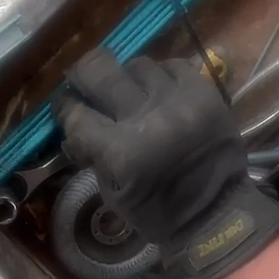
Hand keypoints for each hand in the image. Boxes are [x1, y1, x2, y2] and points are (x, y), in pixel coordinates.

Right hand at [55, 49, 278, 278]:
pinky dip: (159, 77)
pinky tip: (157, 91)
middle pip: (100, 71)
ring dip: (125, 77)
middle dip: (83, 74)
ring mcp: (177, 100)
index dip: (64, 108)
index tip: (63, 105)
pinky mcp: (203, 91)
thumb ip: (94, 157)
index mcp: (120, 153)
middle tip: (81, 79)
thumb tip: (73, 130)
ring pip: (137, 65)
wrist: (216, 213)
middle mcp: (146, 118)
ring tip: (127, 90)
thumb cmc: (158, 213)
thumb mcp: (114, 196)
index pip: (77, 115)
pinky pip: (172, 66)